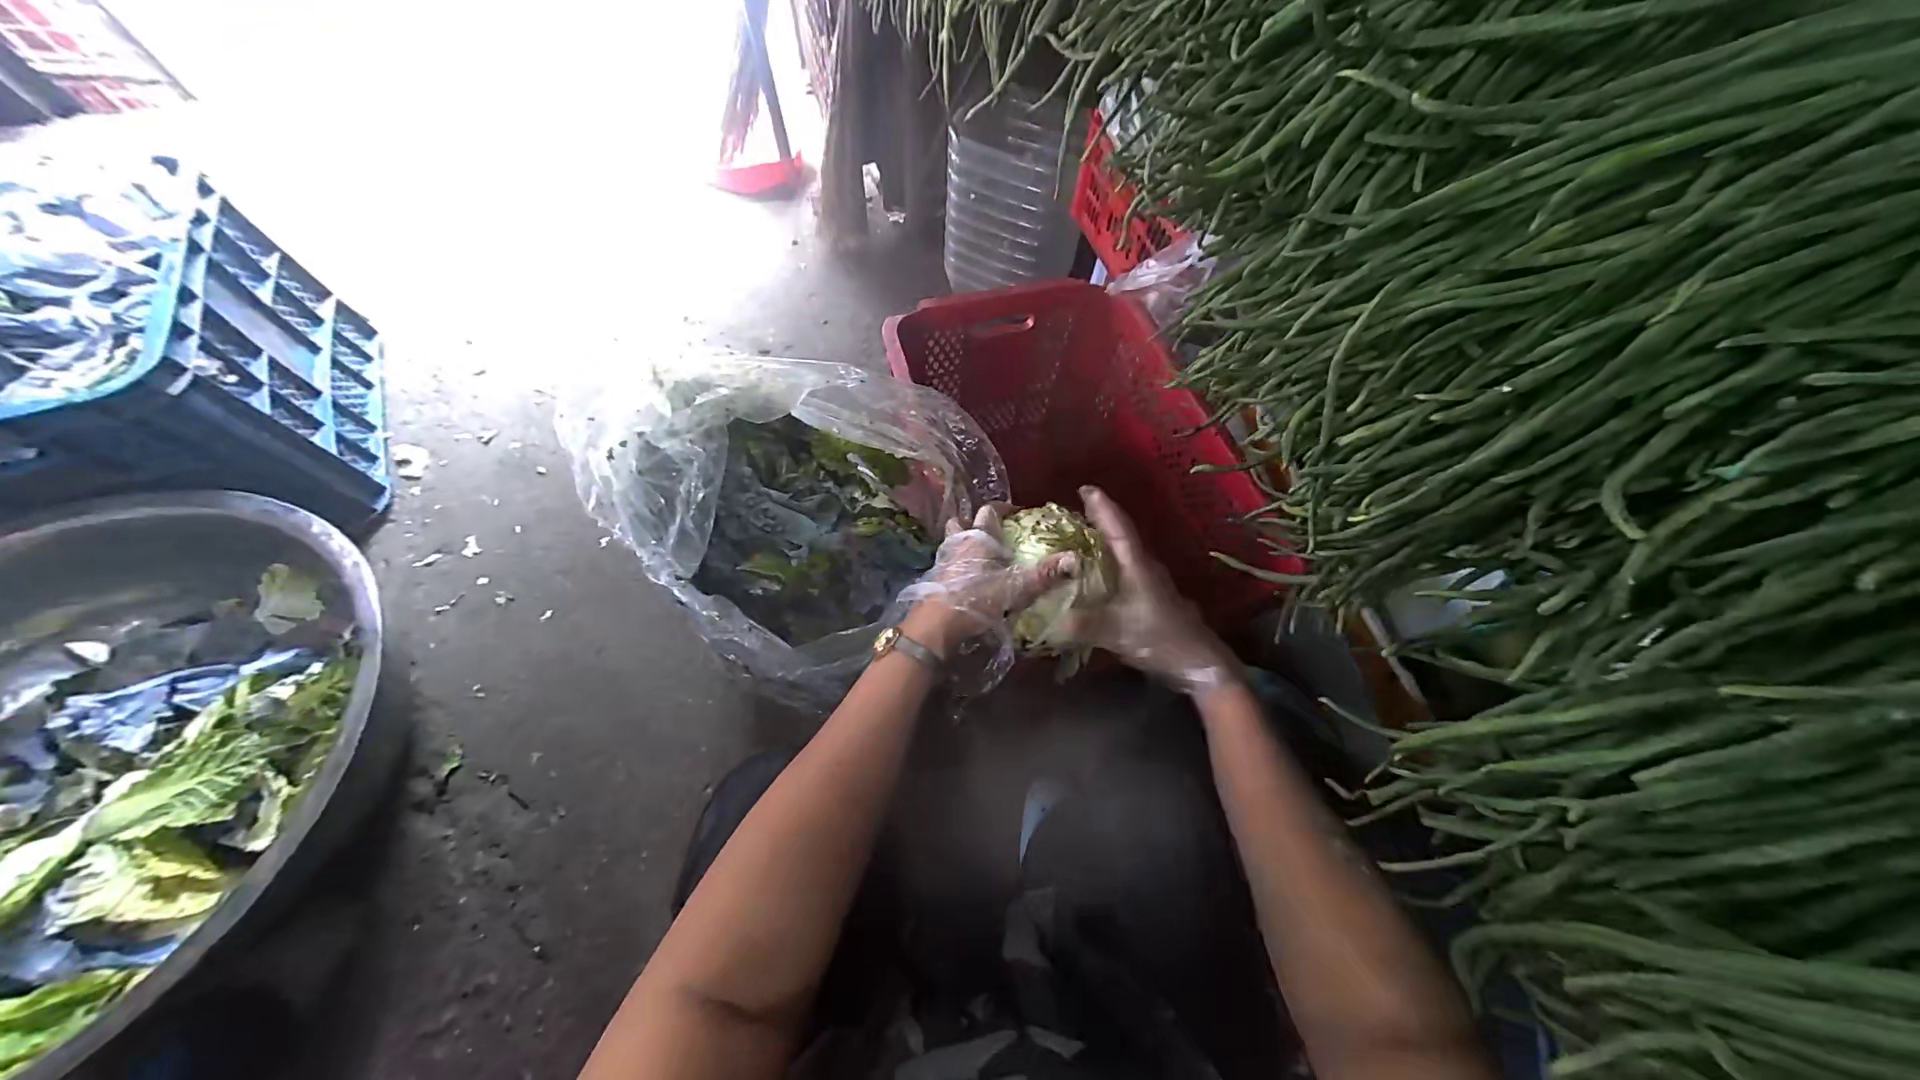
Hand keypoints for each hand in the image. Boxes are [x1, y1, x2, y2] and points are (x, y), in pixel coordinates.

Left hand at [899, 503, 1075, 656]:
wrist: (937, 624)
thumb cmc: (977, 598)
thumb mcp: (1017, 587)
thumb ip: (1045, 574)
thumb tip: (1075, 559)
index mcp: (979, 537)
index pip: (990, 510)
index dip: (1003, 508)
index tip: (1017, 513)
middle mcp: (958, 543)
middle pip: (962, 522)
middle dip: (975, 523)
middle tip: (991, 532)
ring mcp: (943, 561)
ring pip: (952, 542)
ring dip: (963, 544)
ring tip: (979, 556)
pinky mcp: (934, 580)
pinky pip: (947, 564)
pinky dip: (956, 566)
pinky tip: (966, 579)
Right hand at [1063, 486, 1240, 695]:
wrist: (1199, 663)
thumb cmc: (1161, 639)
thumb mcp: (1117, 632)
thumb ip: (1081, 625)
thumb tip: (1045, 621)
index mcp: (1138, 566)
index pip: (1118, 527)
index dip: (1102, 507)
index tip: (1085, 488)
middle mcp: (1145, 568)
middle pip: (1121, 535)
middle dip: (1099, 520)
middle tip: (1074, 511)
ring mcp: (1151, 583)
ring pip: (1125, 553)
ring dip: (1105, 542)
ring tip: (1080, 538)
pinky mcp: (1152, 598)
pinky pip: (1126, 571)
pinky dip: (1109, 563)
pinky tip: (1097, 573)